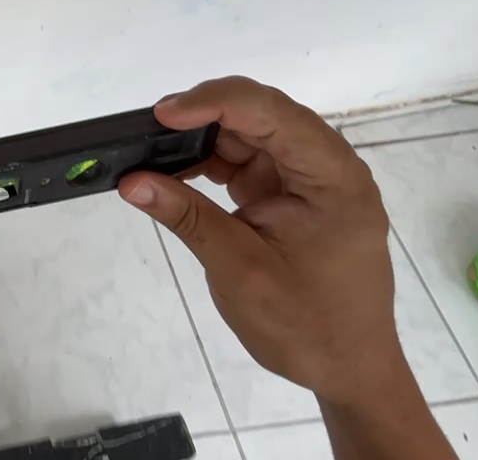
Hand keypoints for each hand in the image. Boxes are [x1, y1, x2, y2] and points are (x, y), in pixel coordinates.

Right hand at [117, 77, 401, 403]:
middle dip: (201, 114)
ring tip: (152, 151)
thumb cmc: (308, 326)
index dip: (214, 102)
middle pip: (258, 112)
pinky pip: (238, 157)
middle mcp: (323, 166)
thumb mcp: (240, 270)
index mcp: (332, 178)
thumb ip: (186, 216)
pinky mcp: (283, 191)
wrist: (347, 374)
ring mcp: (303, 177)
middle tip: (148, 130)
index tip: (162, 116)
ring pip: (243, 130)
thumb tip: (130, 180)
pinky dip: (203, 160)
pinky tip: (172, 173)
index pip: (271, 112)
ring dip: (198, 138)